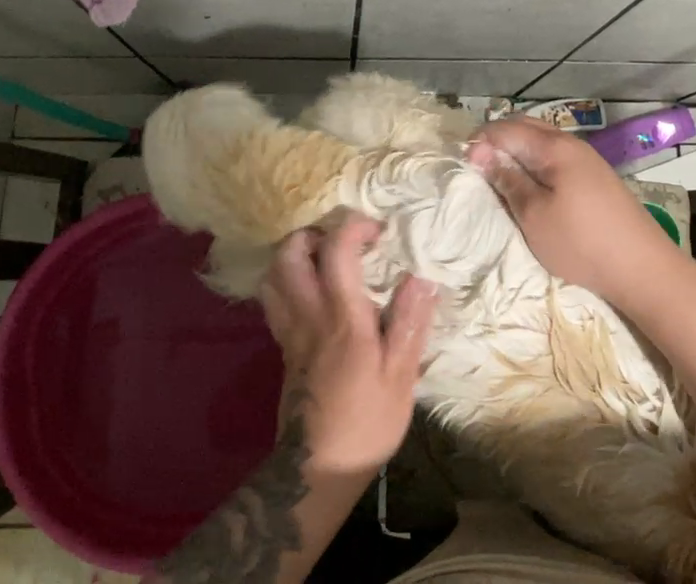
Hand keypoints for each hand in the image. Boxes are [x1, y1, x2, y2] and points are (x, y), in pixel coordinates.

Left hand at [259, 210, 438, 479]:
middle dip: (313, 234)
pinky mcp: (281, 347)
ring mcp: (289, 331)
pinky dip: (286, 281)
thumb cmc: (367, 423)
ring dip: (294, 255)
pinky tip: (310, 291)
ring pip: (274, 274)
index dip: (353, 227)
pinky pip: (274, 299)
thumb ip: (409, 323)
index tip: (376, 230)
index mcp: (342, 319)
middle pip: (289, 254)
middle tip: (341, 241)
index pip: (337, 252)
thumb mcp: (401, 377)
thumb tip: (422, 278)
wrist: (317, 467)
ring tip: (324, 260)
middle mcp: (308, 316)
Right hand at [467, 117, 678, 304]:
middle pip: (524, 129)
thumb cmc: (581, 243)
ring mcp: (586, 160)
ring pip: (540, 144)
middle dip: (497, 144)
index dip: (480, 143)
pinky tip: (530, 190)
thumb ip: (507, 180)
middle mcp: (571, 144)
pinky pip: (555, 159)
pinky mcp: (595, 178)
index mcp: (554, 147)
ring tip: (501, 183)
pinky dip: (535, 167)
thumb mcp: (533, 215)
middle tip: (479, 173)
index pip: (504, 129)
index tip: (467, 170)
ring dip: (517, 156)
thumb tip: (481, 153)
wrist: (643, 269)